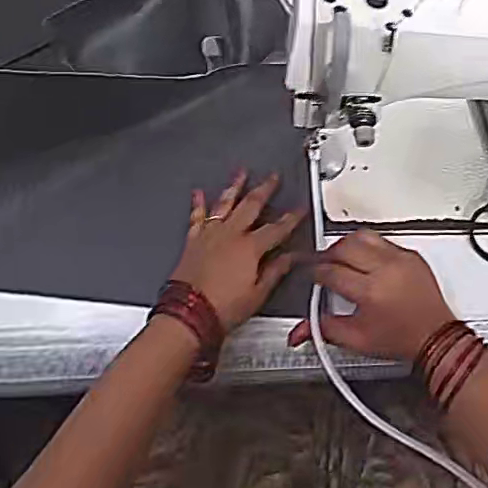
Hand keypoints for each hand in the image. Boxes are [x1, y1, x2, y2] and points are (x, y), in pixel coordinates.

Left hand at [169, 171, 303, 331]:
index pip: (277, 228)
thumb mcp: (258, 294)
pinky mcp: (193, 241)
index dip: (291, 218)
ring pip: (225, 203)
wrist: (188, 314)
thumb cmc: (221, 308)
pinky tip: (198, 193)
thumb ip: (275, 271)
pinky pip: (197, 216)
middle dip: (265, 189)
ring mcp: (210, 235)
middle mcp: (230, 235)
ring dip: (234, 186)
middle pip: (251, 205)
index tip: (300, 209)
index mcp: (250, 248)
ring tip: (240, 173)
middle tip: (273, 178)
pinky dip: (198, 203)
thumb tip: (290, 258)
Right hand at [287, 229, 455, 361]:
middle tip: (323, 264)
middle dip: (328, 254)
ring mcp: (400, 259)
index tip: (312, 275)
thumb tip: (300, 330)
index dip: (316, 272)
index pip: (331, 272)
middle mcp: (385, 270)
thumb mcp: (356, 340)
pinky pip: (382, 240)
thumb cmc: (400, 339)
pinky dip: (369, 247)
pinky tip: (365, 259)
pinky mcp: (410, 255)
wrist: (434, 337)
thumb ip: (324, 330)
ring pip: (363, 236)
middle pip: (344, 247)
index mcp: (370, 291)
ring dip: (347, 245)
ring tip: (341, 257)